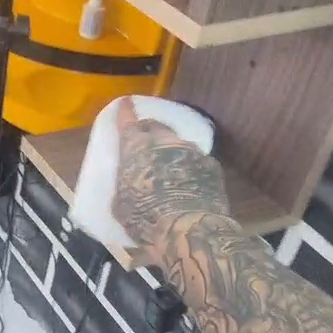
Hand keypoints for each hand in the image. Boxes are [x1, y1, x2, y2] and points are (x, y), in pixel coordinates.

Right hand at [112, 101, 229, 246]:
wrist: (188, 230)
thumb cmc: (144, 217)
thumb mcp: (120, 205)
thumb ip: (124, 186)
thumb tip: (127, 187)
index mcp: (136, 148)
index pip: (128, 121)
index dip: (125, 111)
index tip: (126, 102)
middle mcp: (165, 141)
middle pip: (156, 127)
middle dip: (149, 130)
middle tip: (144, 141)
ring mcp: (192, 151)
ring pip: (178, 144)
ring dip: (171, 151)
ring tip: (168, 168)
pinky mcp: (212, 166)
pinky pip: (197, 162)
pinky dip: (190, 168)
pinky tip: (189, 184)